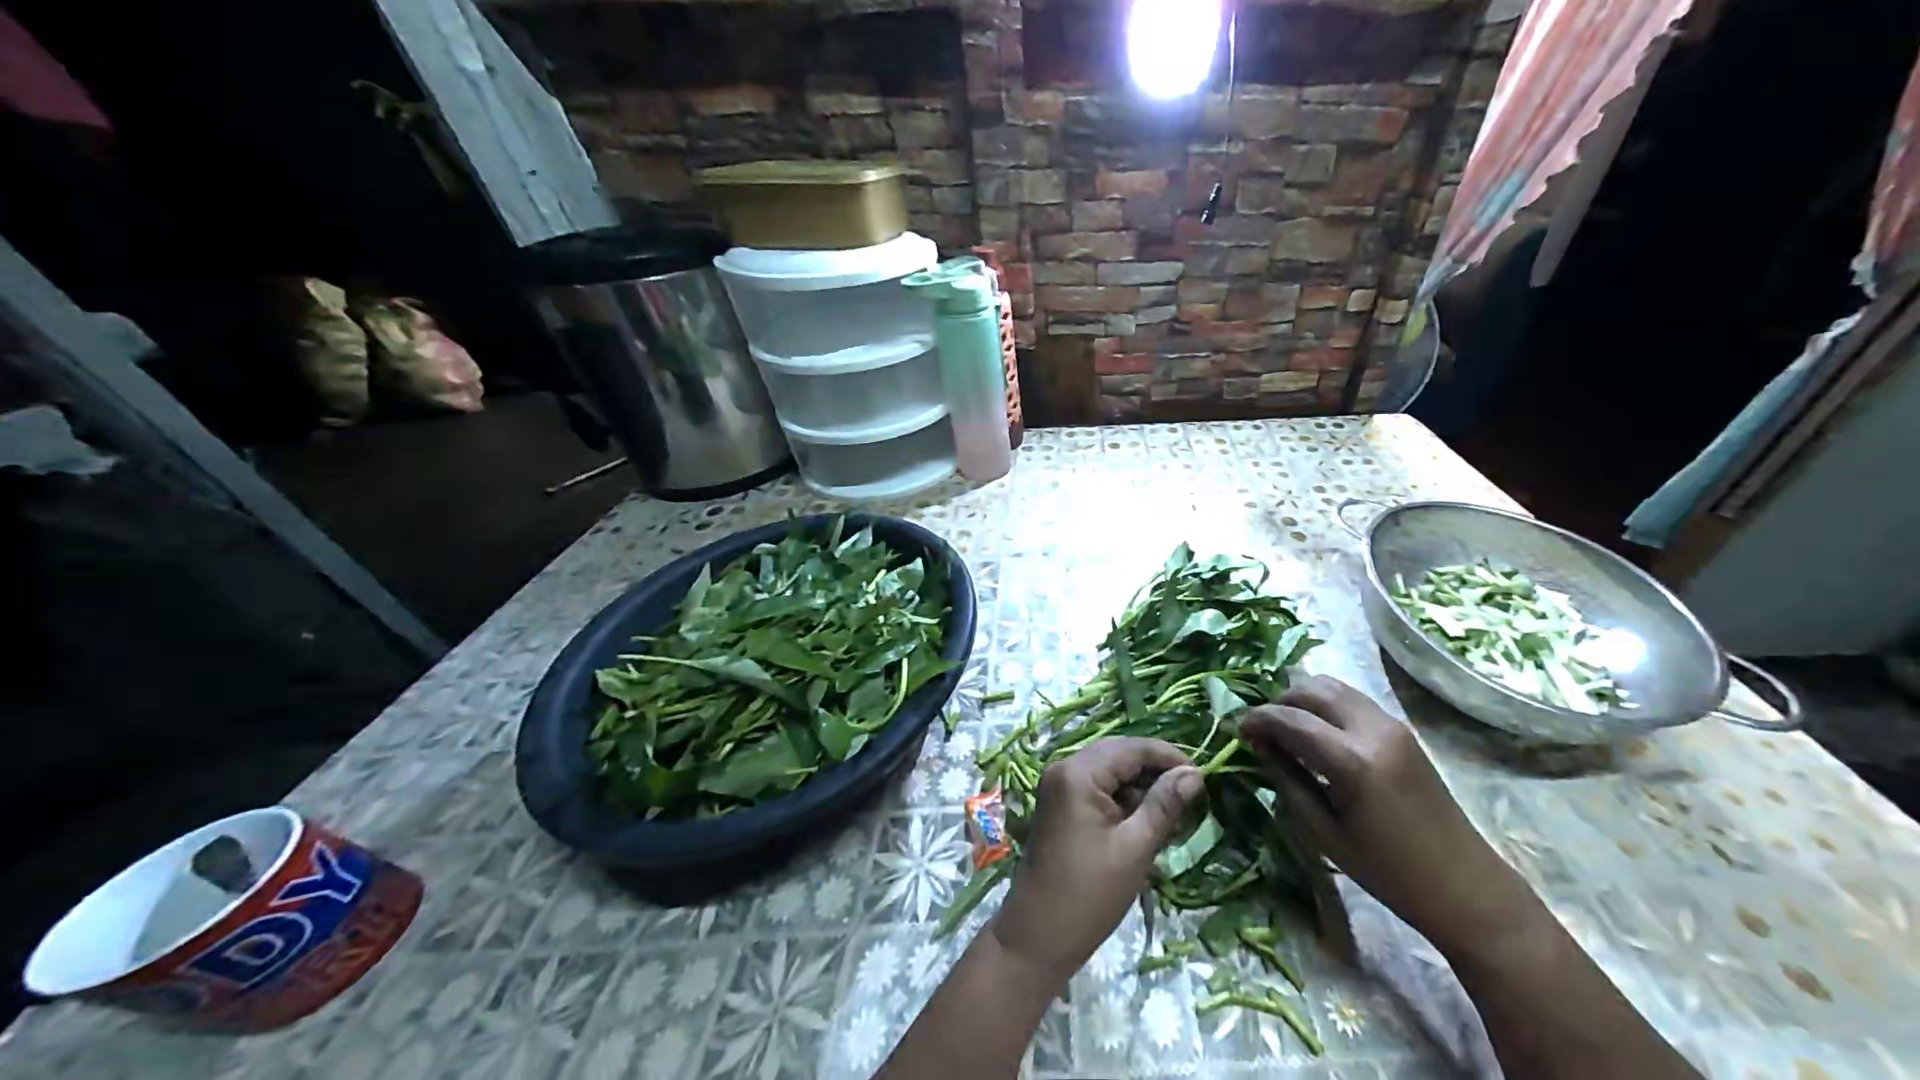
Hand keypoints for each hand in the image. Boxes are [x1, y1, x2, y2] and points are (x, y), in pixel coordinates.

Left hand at [991, 738, 1205, 980]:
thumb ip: (1164, 805)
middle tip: (1193, 791)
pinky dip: (1124, 799)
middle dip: (1156, 770)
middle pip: (1119, 754)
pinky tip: (1149, 820)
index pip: (1132, 748)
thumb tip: (1194, 773)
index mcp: (1078, 772)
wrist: (1039, 934)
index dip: (1169, 756)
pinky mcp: (1061, 805)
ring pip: (1110, 772)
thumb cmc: (1090, 892)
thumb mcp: (1135, 847)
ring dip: (1141, 785)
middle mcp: (1064, 769)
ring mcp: (1059, 787)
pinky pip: (1098, 788)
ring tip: (1176, 811)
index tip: (1204, 775)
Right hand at [1237, 676, 1538, 955]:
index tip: (1236, 730)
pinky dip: (1326, 706)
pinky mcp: (1403, 731)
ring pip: (1333, 687)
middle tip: (1261, 730)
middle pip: (1311, 689)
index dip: (1256, 719)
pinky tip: (1316, 734)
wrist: (1465, 887)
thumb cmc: (1387, 871)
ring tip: (1286, 730)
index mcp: (1352, 761)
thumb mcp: (1322, 831)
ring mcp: (1393, 726)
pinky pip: (1352, 700)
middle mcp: (1373, 730)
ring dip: (1302, 700)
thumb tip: (1258, 744)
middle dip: (1278, 703)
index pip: (1289, 718)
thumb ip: (1287, 778)